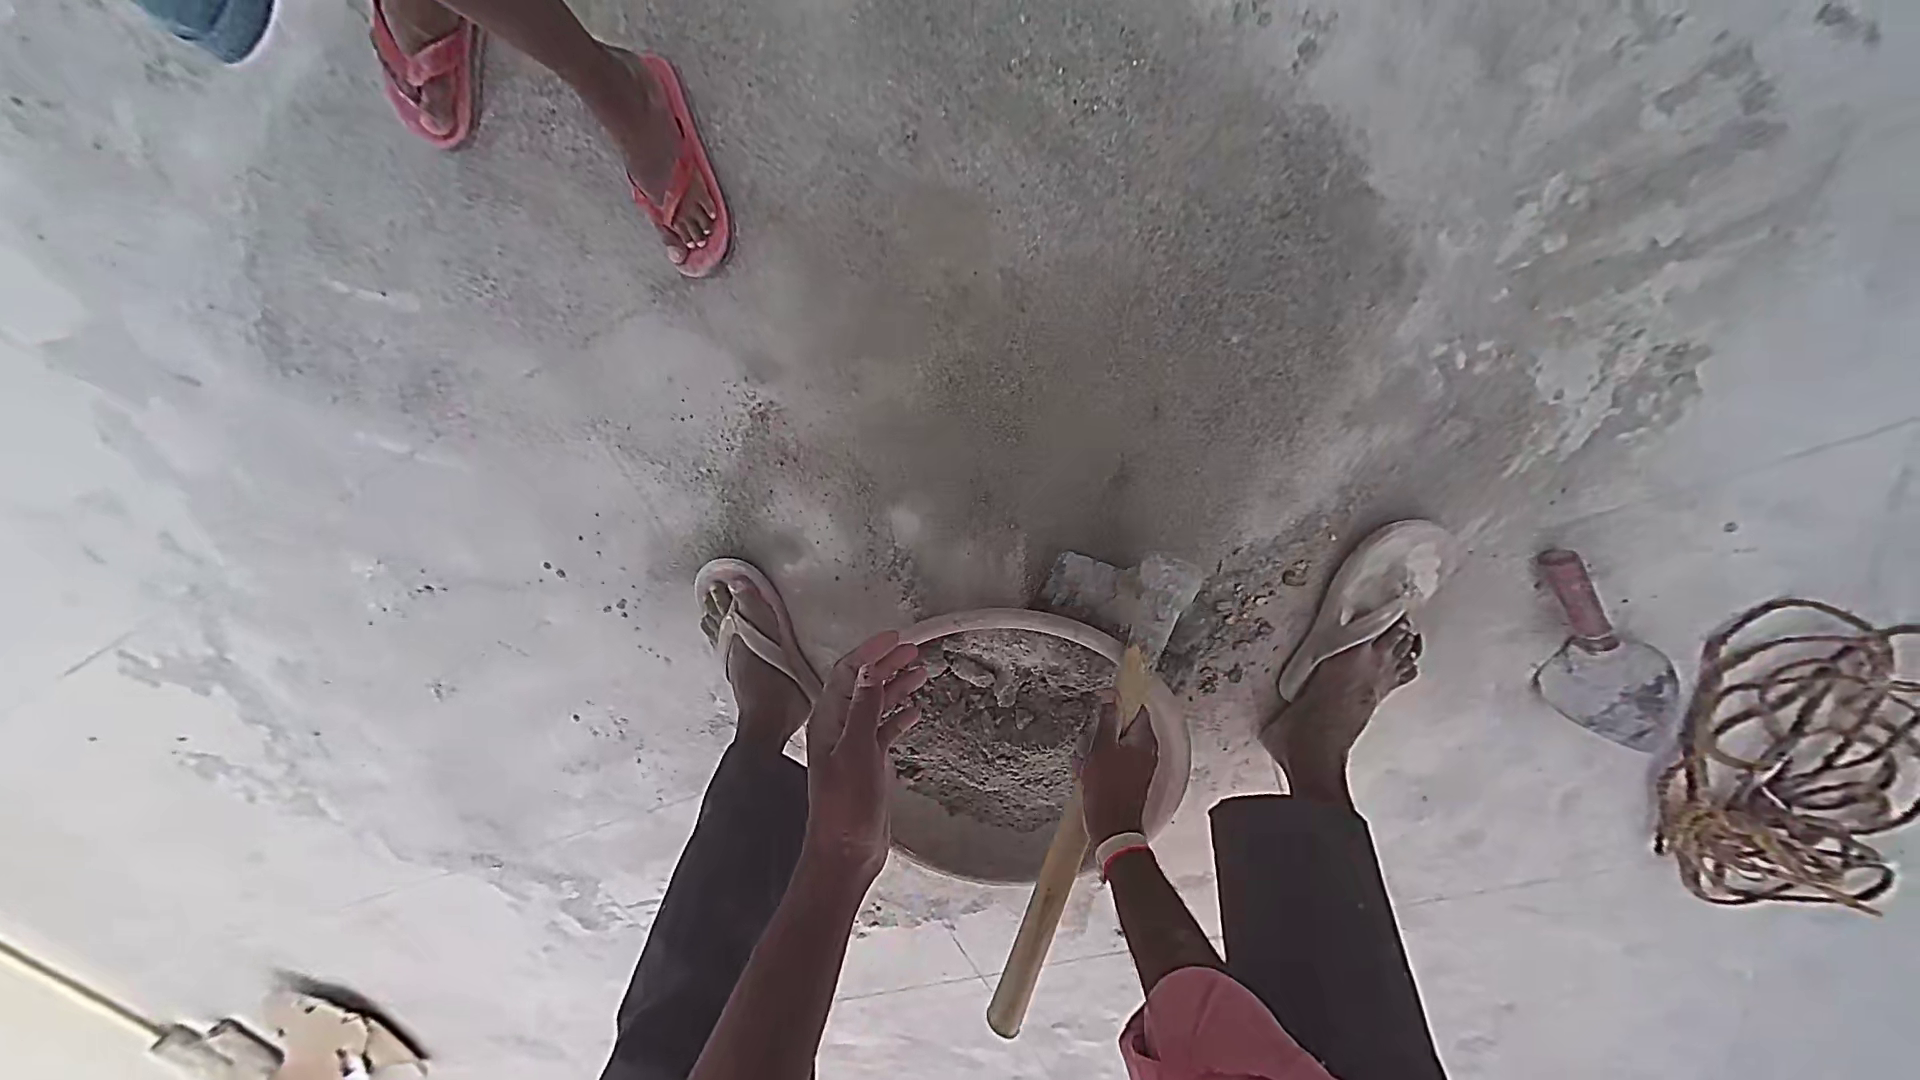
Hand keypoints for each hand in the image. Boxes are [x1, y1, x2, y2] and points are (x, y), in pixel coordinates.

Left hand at [802, 630, 928, 882]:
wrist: (847, 850)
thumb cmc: (845, 807)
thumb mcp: (856, 750)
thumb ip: (863, 708)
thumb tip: (870, 672)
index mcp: (829, 719)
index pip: (849, 673)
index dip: (871, 652)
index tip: (894, 638)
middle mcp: (840, 727)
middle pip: (864, 684)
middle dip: (887, 663)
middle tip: (912, 650)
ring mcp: (855, 743)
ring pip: (877, 703)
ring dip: (897, 685)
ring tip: (919, 671)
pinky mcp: (868, 760)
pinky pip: (885, 728)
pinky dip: (900, 716)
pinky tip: (915, 710)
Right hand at [1080, 693, 1157, 843]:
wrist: (1112, 830)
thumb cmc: (1108, 790)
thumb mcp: (1102, 747)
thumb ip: (1108, 719)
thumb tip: (1111, 695)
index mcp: (1144, 741)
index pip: (1136, 709)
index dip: (1118, 703)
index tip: (1102, 705)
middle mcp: (1145, 752)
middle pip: (1122, 728)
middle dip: (1101, 733)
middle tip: (1089, 743)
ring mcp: (1138, 767)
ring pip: (1113, 746)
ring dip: (1096, 751)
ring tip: (1085, 766)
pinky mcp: (1128, 780)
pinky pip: (1112, 763)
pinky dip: (1098, 765)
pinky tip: (1086, 776)